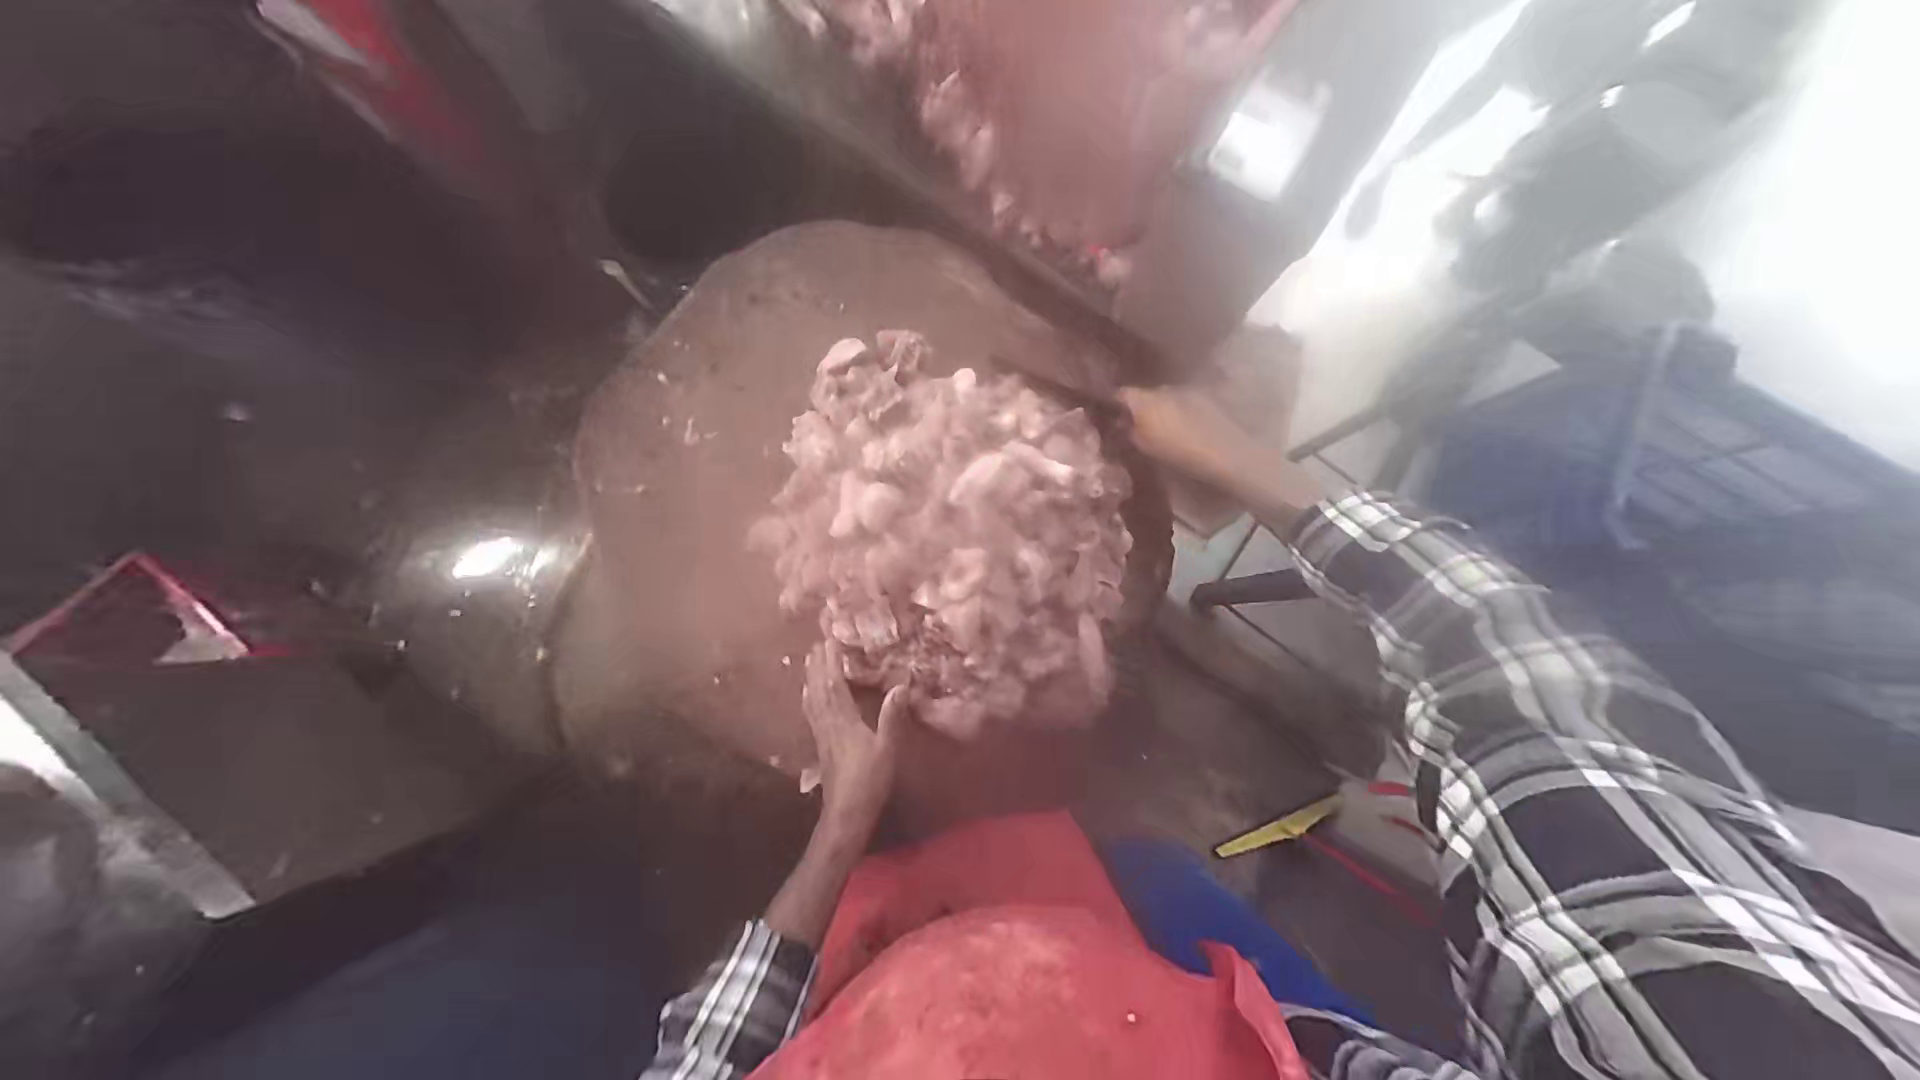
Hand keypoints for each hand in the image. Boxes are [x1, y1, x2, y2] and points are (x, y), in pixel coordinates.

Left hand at [802, 641, 907, 830]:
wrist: (845, 814)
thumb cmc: (868, 781)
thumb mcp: (887, 748)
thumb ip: (891, 716)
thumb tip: (900, 684)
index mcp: (843, 721)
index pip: (834, 684)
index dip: (831, 662)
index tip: (830, 641)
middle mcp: (827, 723)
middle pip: (819, 689)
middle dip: (818, 666)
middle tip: (817, 644)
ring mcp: (821, 735)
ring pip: (812, 700)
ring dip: (811, 679)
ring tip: (809, 662)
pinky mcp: (820, 745)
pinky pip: (812, 713)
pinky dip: (810, 698)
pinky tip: (809, 696)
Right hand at [1116, 384, 1326, 528]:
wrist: (1230, 457)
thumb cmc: (1182, 455)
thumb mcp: (1145, 448)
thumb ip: (1127, 432)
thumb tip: (1117, 423)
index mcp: (1145, 399)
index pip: (1120, 393)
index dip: (1110, 403)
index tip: (1104, 414)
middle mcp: (1165, 388)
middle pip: (1143, 395)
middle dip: (1136, 407)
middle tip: (1130, 425)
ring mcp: (1188, 392)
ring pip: (1164, 398)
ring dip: (1158, 409)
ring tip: (1156, 428)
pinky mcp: (1207, 400)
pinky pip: (1182, 403)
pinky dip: (1176, 413)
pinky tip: (1179, 429)